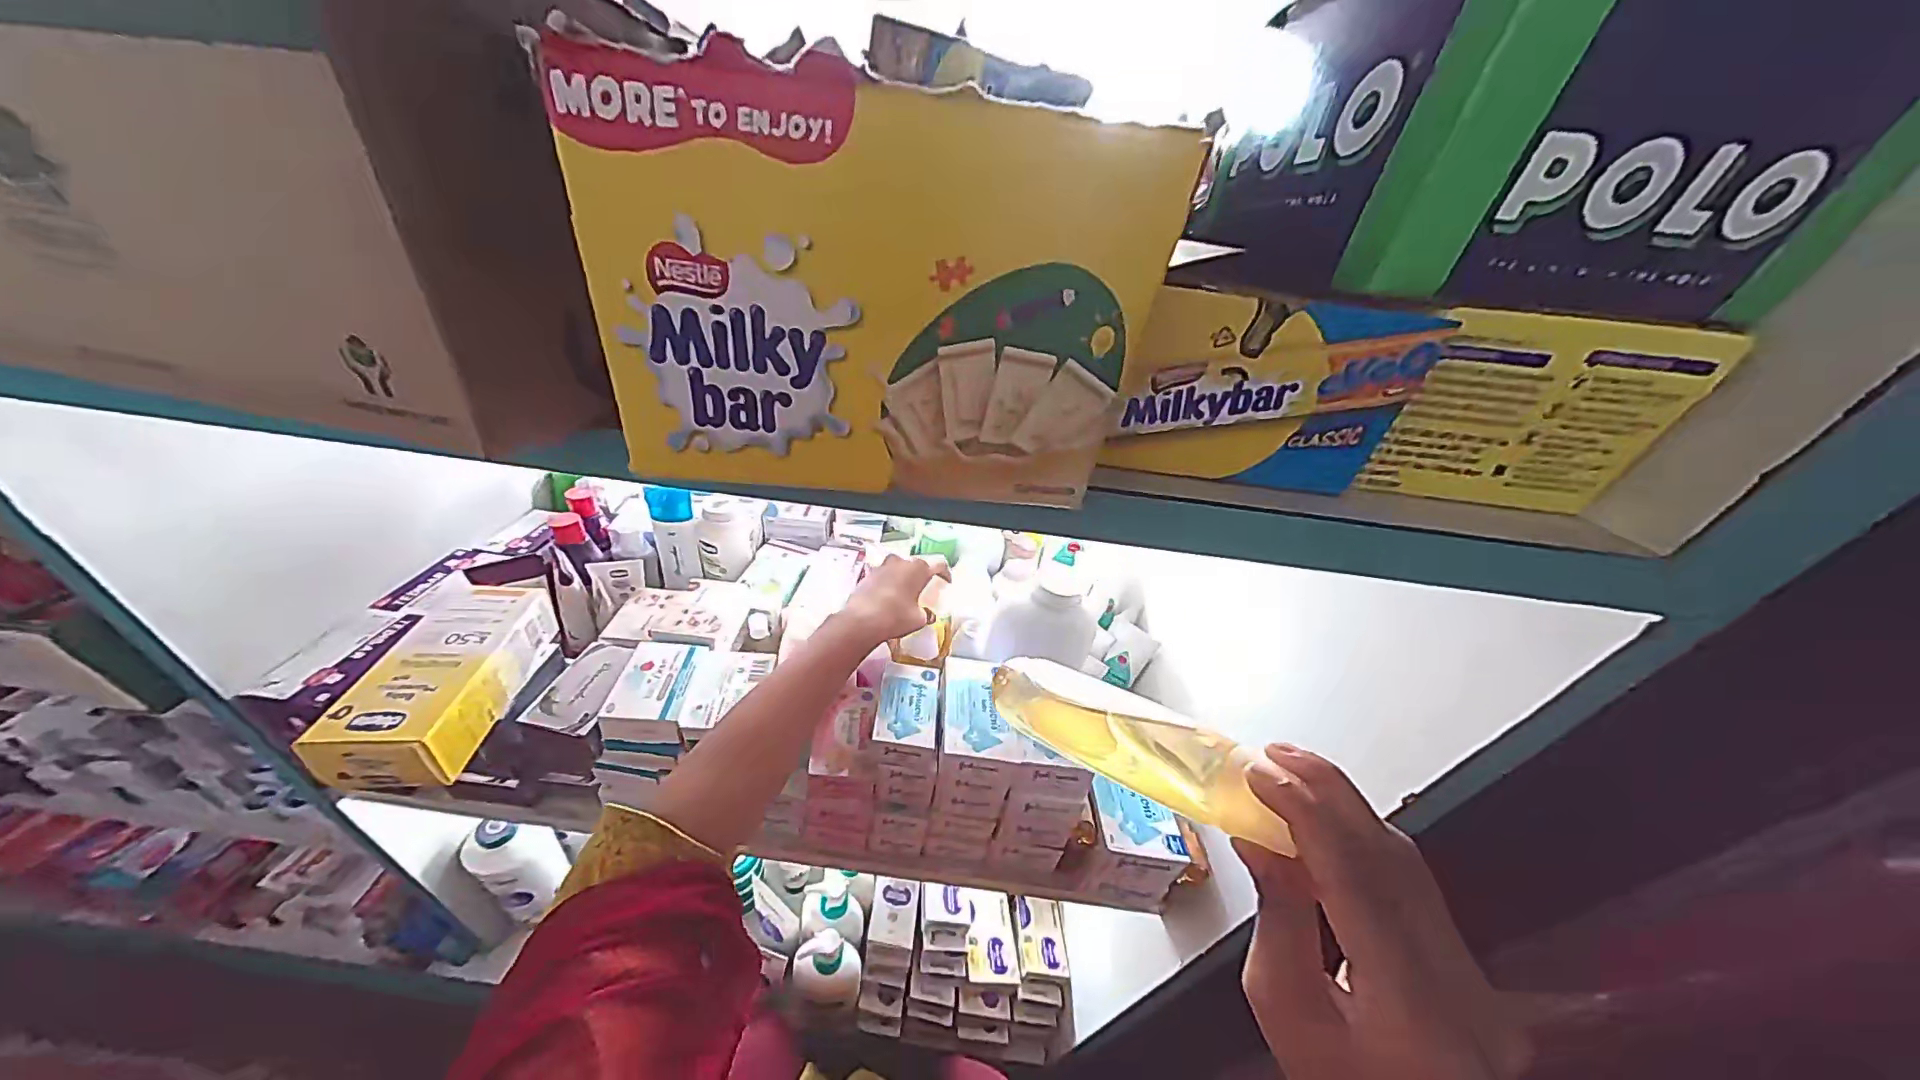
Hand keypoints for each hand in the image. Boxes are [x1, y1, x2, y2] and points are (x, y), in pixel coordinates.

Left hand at [832, 554, 946, 647]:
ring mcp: (882, 566)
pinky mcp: (868, 575)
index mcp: (918, 569)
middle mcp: (901, 562)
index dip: (945, 574)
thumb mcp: (919, 619)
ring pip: (898, 568)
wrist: (861, 620)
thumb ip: (926, 614)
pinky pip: (884, 576)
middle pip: (916, 565)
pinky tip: (887, 597)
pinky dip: (888, 583)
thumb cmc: (896, 616)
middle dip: (921, 575)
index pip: (939, 565)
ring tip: (904, 592)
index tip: (946, 582)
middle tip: (923, 589)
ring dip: (902, 577)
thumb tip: (928, 614)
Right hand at [1234, 745, 1528, 1079]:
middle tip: (1275, 756)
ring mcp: (1469, 969)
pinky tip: (1325, 815)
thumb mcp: (1283, 1009)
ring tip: (1292, 773)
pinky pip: (1407, 874)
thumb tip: (1259, 843)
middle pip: (1389, 856)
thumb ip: (1275, 919)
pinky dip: (1359, 834)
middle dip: (1325, 791)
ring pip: (1403, 858)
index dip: (1304, 813)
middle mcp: (1456, 984)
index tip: (1261, 775)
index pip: (1355, 879)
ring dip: (1341, 805)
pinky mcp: (1463, 957)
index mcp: (1410, 1008)